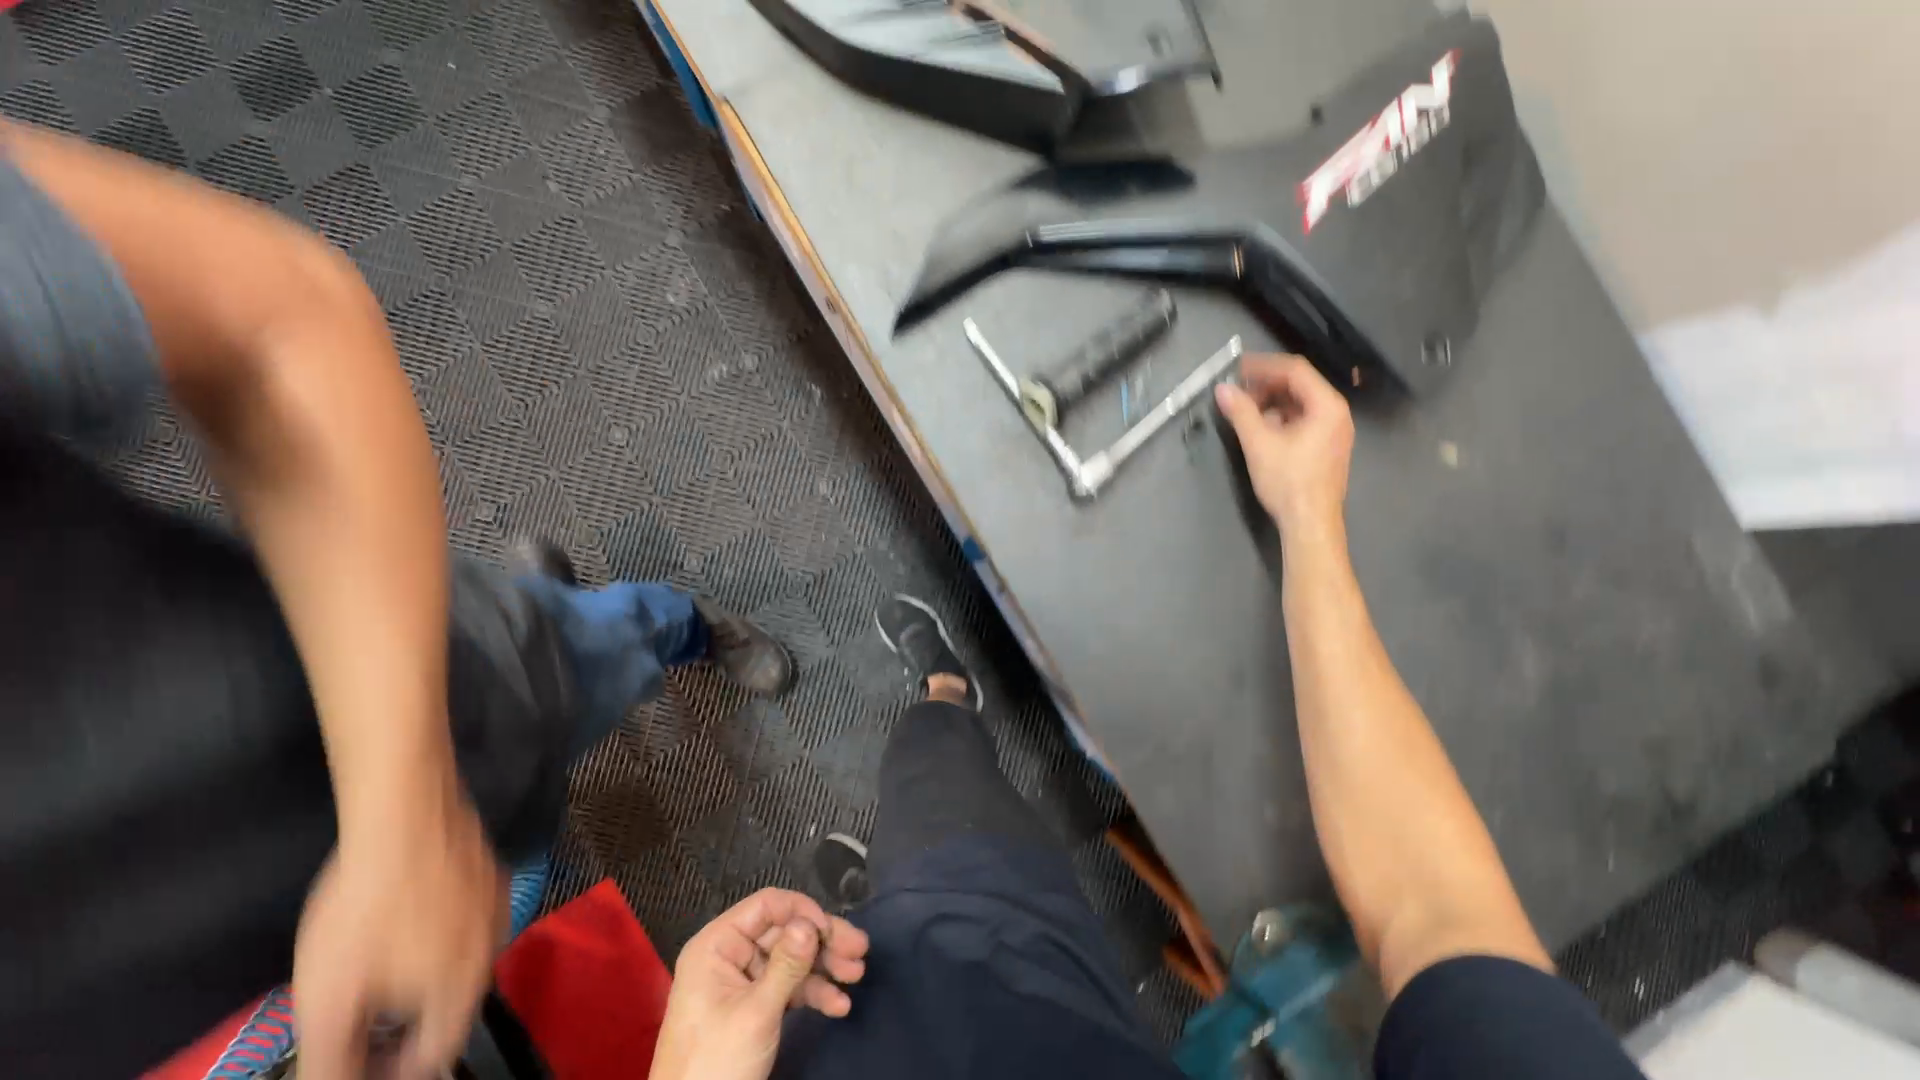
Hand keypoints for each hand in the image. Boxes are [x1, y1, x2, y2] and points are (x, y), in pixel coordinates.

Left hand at [293, 779, 507, 1079]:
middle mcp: (491, 954)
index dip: (392, 1069)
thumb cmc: (366, 909)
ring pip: (462, 960)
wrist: (407, 815)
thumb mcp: (327, 997)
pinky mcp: (494, 875)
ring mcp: (498, 909)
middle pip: (451, 1008)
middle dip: (409, 1020)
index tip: (357, 1060)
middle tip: (363, 1011)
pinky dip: (442, 931)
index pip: (435, 1057)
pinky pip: (469, 920)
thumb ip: (334, 1058)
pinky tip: (408, 913)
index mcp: (459, 991)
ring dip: (427, 974)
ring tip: (383, 959)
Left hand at [650, 888, 870, 1079]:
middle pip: (784, 932)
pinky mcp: (751, 1007)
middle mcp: (729, 955)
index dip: (803, 912)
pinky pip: (786, 988)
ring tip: (857, 976)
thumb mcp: (756, 1013)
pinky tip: (838, 1005)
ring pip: (790, 960)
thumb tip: (812, 922)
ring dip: (823, 968)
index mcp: (717, 945)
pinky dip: (812, 994)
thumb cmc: (716, 1062)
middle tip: (860, 951)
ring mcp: (740, 982)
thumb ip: (787, 965)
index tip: (833, 933)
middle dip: (822, 943)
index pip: (767, 906)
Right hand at [1214, 354, 1354, 534]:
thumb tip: (1222, 389)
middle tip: (1238, 395)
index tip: (1237, 369)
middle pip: (1299, 385)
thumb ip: (1240, 412)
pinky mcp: (1327, 448)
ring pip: (1300, 404)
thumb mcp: (1259, 444)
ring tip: (1246, 414)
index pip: (1295, 370)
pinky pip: (1304, 421)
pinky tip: (1261, 432)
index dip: (1263, 366)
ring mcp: (1334, 431)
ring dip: (1271, 403)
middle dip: (1266, 386)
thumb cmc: (1288, 482)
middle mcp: (1336, 413)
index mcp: (1327, 406)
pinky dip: (1281, 419)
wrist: (1311, 524)